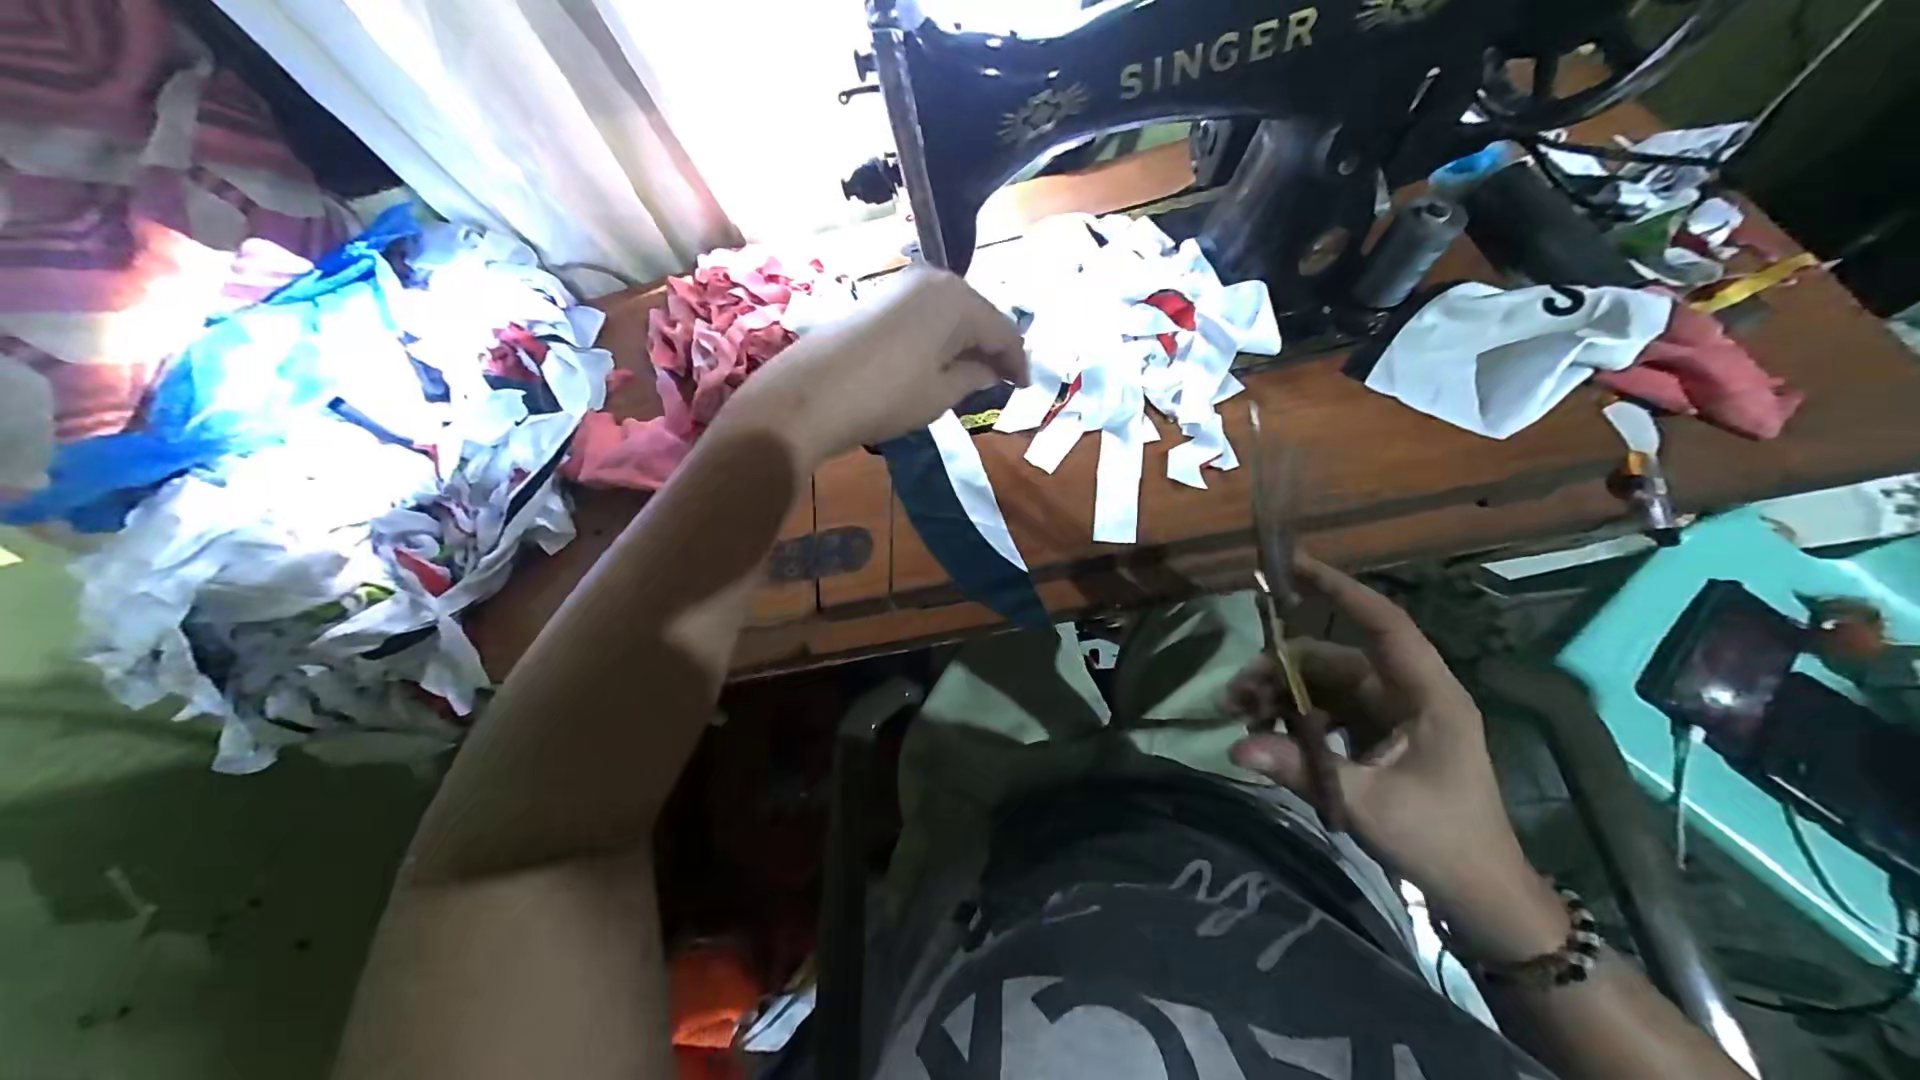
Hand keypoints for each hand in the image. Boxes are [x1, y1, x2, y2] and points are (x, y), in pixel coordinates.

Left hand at [724, 268, 1026, 464]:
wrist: (810, 395)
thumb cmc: (886, 396)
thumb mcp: (940, 393)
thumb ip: (974, 377)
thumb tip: (990, 370)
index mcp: (959, 299)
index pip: (1003, 331)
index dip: (1017, 362)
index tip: (1025, 387)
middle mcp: (934, 280)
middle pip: (978, 315)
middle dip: (992, 348)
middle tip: (1002, 379)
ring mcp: (902, 286)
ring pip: (951, 314)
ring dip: (965, 342)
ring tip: (974, 373)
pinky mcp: (879, 299)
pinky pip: (926, 315)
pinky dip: (940, 337)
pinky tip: (941, 360)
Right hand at [1228, 555, 1568, 961]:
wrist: (1479, 893)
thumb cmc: (1442, 841)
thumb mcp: (1367, 804)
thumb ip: (1301, 769)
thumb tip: (1236, 746)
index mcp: (1427, 696)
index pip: (1384, 624)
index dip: (1341, 589)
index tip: (1293, 564)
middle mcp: (1406, 693)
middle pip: (1333, 658)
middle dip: (1279, 668)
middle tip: (1234, 694)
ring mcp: (1389, 713)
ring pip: (1322, 683)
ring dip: (1279, 693)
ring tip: (1238, 714)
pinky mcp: (1374, 734)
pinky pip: (1323, 709)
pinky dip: (1292, 715)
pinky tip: (1262, 731)